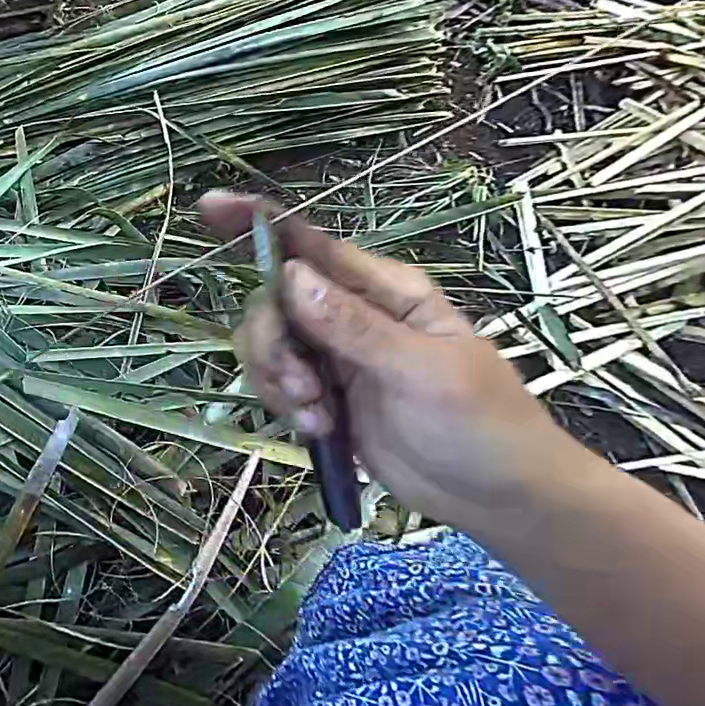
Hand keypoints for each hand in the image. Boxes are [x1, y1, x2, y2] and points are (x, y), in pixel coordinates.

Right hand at [199, 192, 597, 527]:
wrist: (495, 499)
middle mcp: (346, 310)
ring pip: (264, 341)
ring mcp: (329, 352)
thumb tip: (289, 276)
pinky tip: (319, 429)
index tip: (209, 206)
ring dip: (277, 379)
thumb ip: (353, 326)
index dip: (256, 221)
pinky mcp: (318, 390)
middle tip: (303, 387)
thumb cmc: (482, 425)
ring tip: (318, 415)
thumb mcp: (423, 372)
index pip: (309, 243)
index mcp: (381, 288)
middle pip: (271, 299)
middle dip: (272, 343)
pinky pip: (272, 379)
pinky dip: (283, 403)